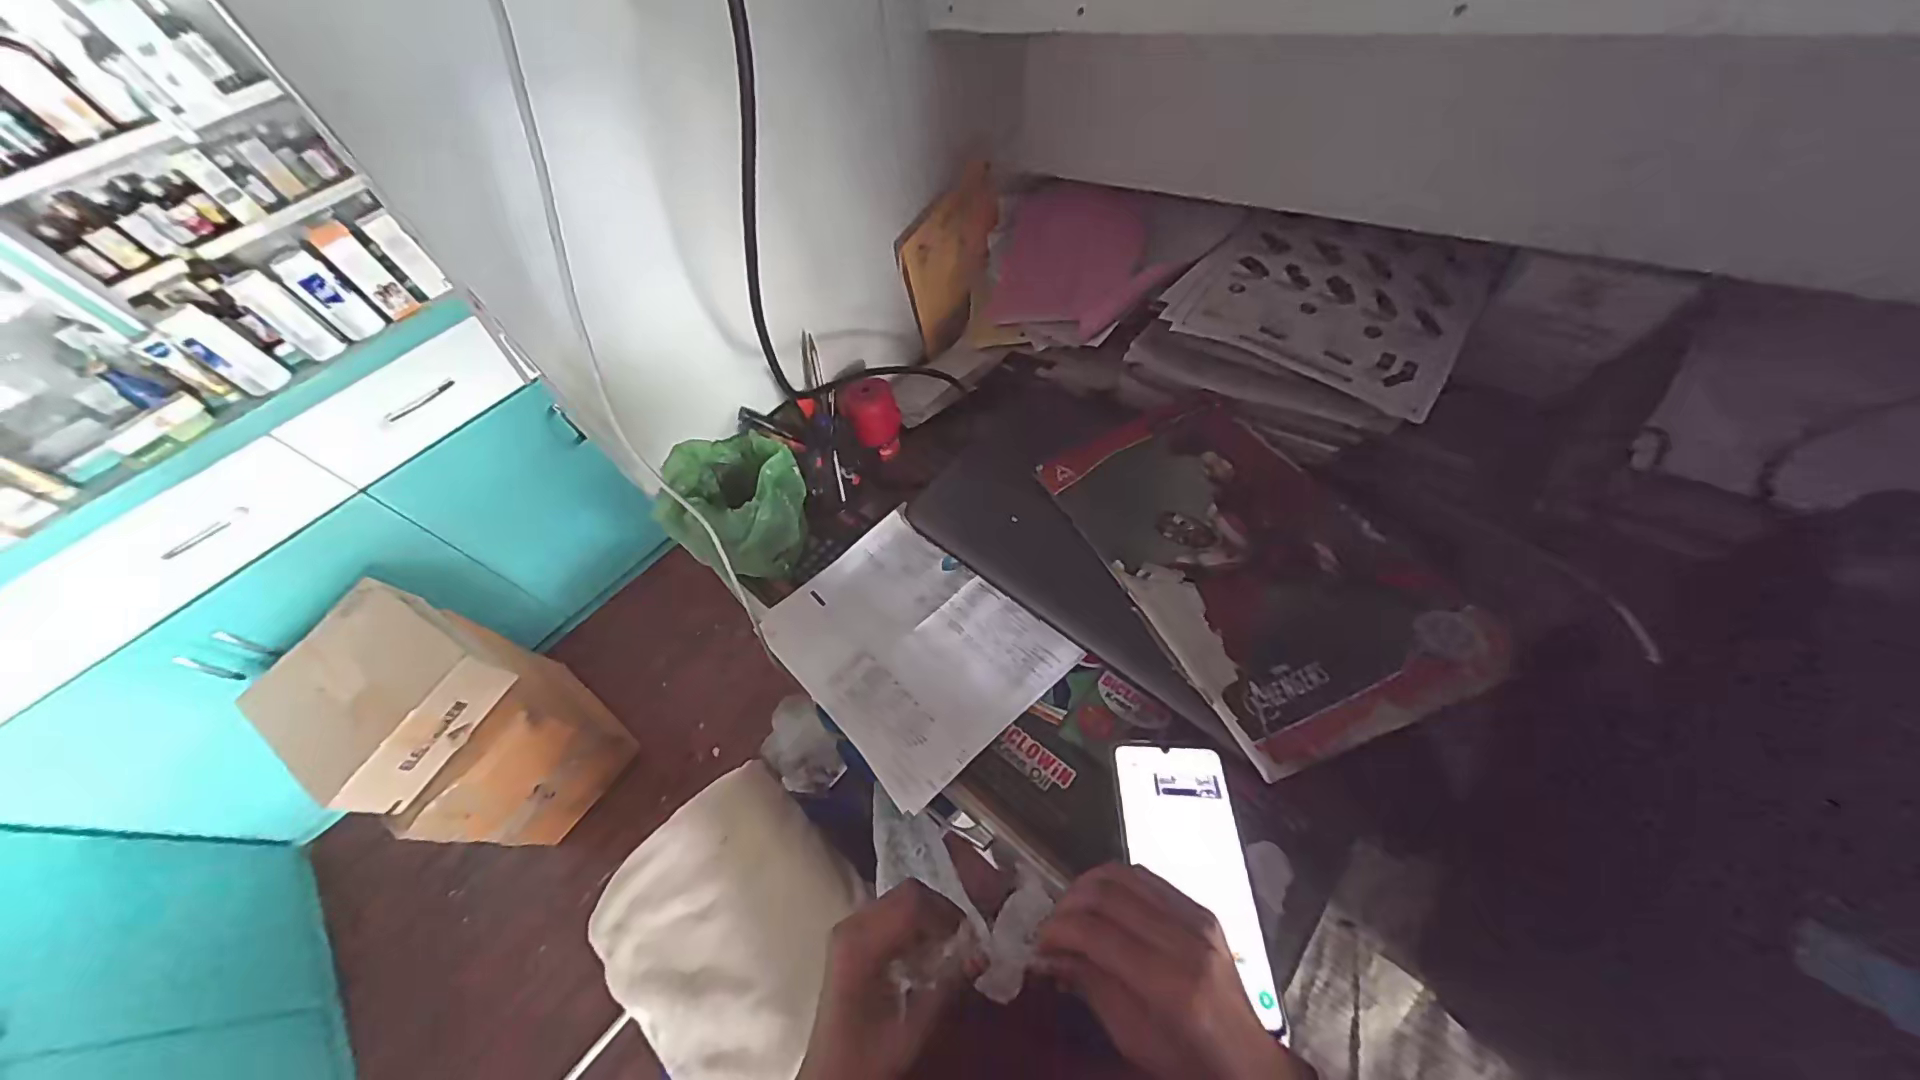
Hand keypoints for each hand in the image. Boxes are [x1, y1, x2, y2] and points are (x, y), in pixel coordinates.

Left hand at [797, 880, 982, 1079]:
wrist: (831, 1077)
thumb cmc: (868, 1058)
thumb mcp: (913, 1030)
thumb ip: (948, 987)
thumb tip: (982, 953)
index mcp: (861, 943)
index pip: (913, 901)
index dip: (947, 914)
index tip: (970, 938)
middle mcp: (852, 924)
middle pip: (907, 893)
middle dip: (940, 912)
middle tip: (962, 942)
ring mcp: (848, 927)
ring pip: (899, 899)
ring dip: (928, 917)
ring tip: (945, 950)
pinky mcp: (851, 936)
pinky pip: (890, 912)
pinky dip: (913, 924)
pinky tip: (922, 955)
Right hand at [1036, 863, 1313, 1079]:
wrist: (1247, 1060)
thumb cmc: (1187, 1061)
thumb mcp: (1131, 1037)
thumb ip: (1090, 985)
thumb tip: (1047, 953)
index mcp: (1172, 984)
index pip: (1098, 932)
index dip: (1059, 930)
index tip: (1039, 942)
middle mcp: (1186, 940)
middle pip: (1108, 894)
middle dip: (1068, 904)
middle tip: (1050, 925)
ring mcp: (1197, 918)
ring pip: (1125, 875)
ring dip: (1087, 886)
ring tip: (1071, 910)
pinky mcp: (1200, 908)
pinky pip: (1146, 878)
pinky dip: (1114, 882)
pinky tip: (1101, 902)